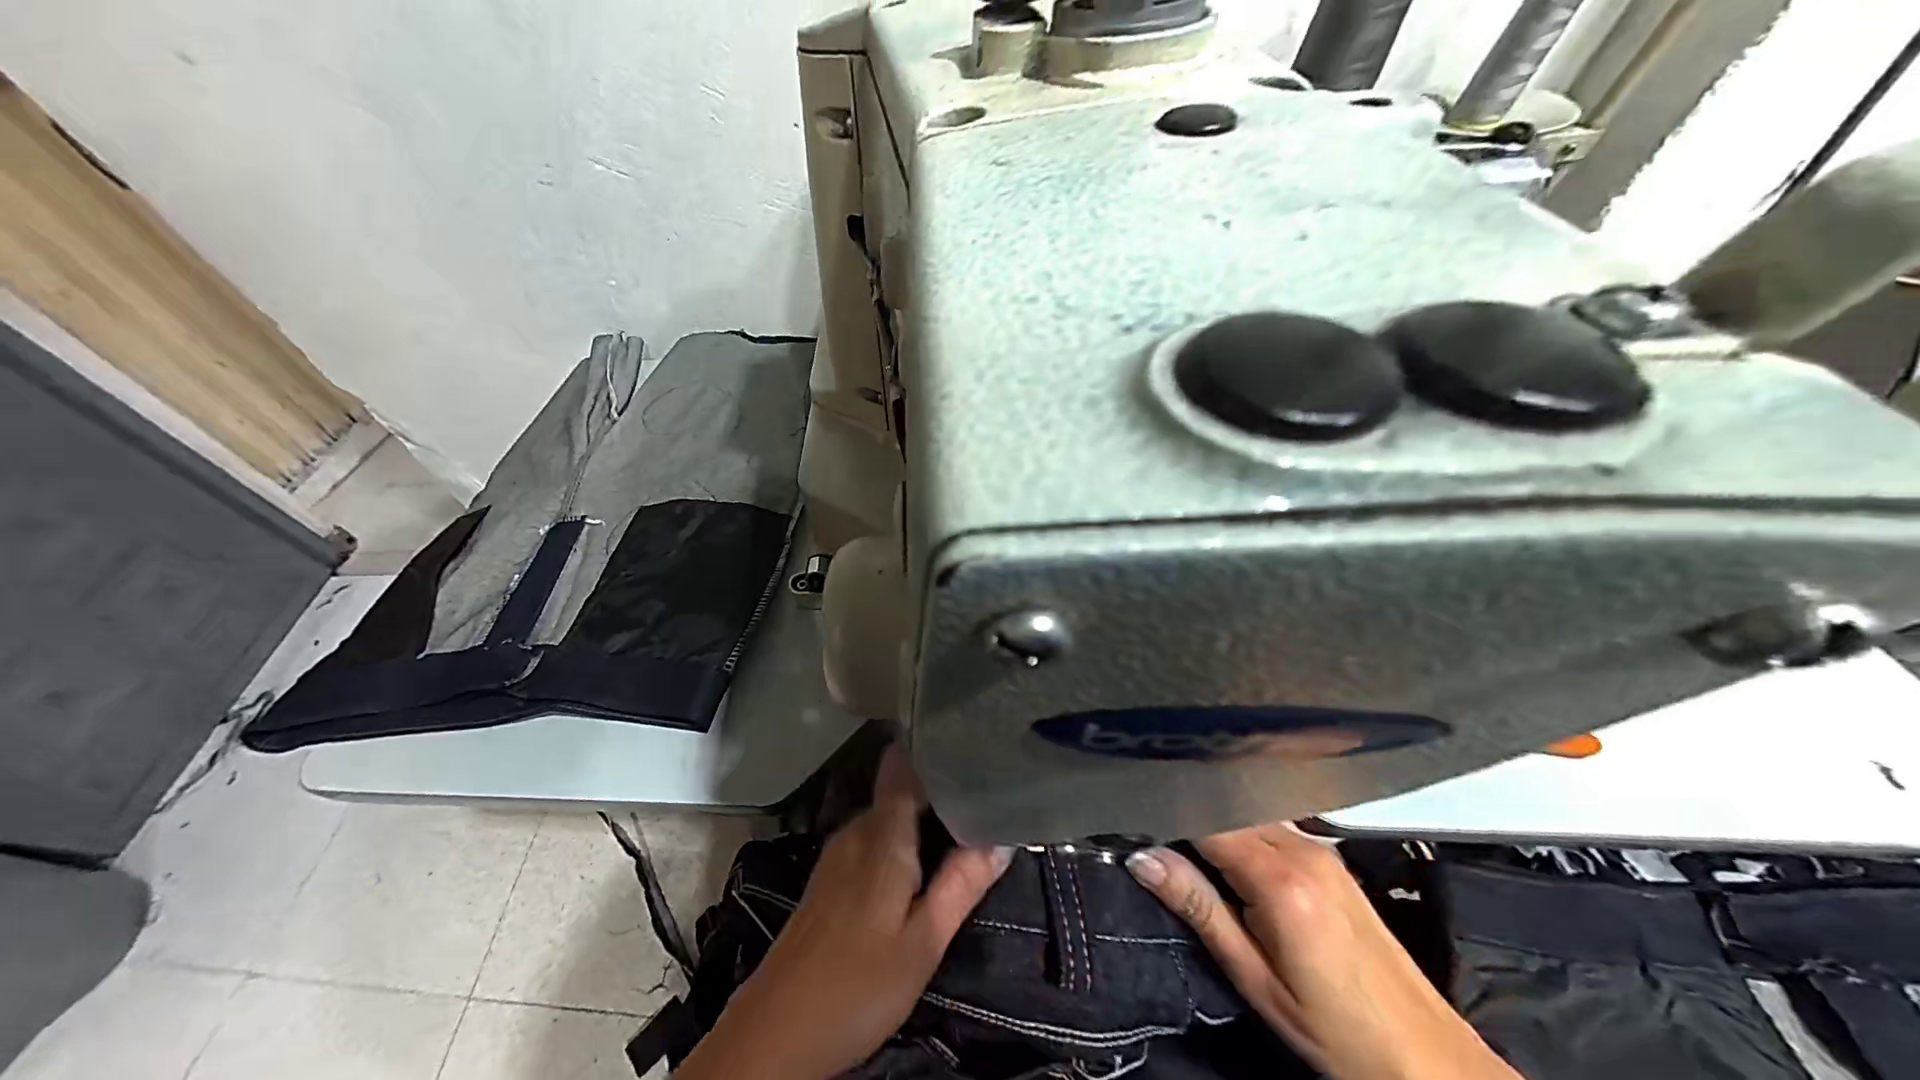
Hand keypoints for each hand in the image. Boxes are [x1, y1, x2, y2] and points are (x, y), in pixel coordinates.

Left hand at [676, 746, 1012, 1079]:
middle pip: (899, 789)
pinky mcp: (829, 877)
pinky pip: (874, 838)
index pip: (902, 766)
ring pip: (887, 815)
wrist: (774, 1033)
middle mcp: (856, 831)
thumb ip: (961, 884)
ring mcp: (837, 854)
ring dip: (922, 815)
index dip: (933, 748)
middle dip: (939, 787)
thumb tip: (1003, 838)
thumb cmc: (857, 986)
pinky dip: (902, 839)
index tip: (971, 744)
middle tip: (986, 790)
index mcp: (881, 836)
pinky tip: (924, 860)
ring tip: (966, 821)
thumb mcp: (923, 942)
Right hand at [1126, 824, 1519, 1079]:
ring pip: (1249, 810)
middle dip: (1186, 811)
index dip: (1165, 811)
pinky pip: (1272, 825)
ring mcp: (1324, 851)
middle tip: (1146, 827)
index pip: (1206, 816)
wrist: (1431, 1061)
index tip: (1130, 814)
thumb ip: (1198, 908)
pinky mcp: (1333, 861)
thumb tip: (1143, 857)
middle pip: (1228, 805)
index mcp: (1281, 880)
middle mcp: (1305, 851)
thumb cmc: (1340, 1033)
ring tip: (1181, 842)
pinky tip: (1226, 854)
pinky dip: (1241, 829)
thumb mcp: (1254, 979)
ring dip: (1214, 820)